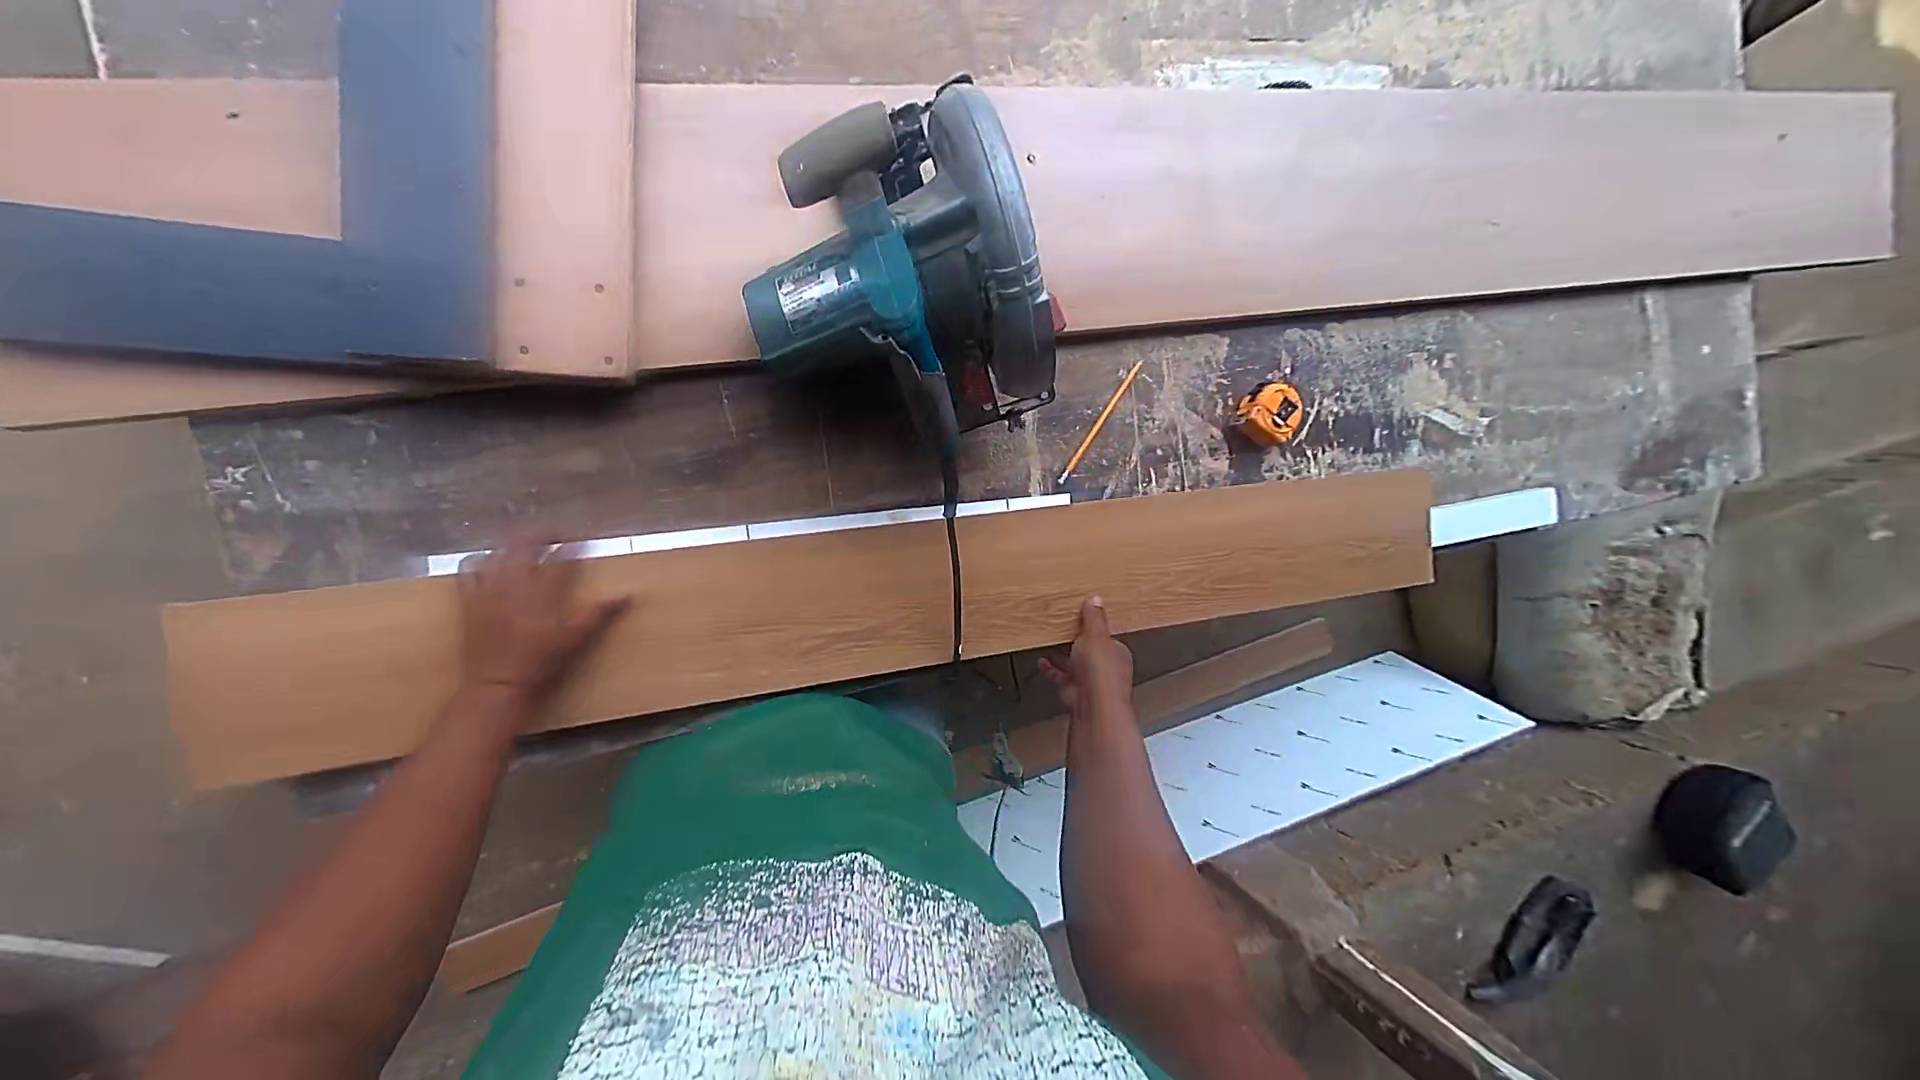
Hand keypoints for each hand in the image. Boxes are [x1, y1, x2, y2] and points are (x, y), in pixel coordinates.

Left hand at [458, 535, 629, 699]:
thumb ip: (599, 613)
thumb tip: (627, 595)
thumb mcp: (576, 638)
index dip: (572, 546)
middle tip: (553, 533)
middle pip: (526, 547)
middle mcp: (516, 586)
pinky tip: (488, 561)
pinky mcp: (471, 601)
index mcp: (544, 594)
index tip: (581, 541)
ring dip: (512, 545)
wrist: (497, 683)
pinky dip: (480, 561)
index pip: (561, 559)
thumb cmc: (542, 662)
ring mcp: (490, 592)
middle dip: (541, 534)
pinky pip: (470, 571)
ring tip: (523, 543)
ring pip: (498, 554)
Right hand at [1038, 595, 1133, 719]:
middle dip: (1075, 643)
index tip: (1081, 619)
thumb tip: (1095, 600)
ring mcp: (1089, 681)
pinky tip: (1042, 661)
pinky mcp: (1074, 691)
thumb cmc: (1102, 672)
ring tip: (1048, 643)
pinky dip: (1050, 669)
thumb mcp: (1096, 635)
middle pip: (1089, 652)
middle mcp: (1105, 668)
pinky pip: (1060, 677)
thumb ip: (1094, 618)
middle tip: (1062, 630)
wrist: (1092, 702)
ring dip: (1060, 656)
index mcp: (1117, 652)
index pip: (1105, 637)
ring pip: (1073, 665)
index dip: (1093, 629)